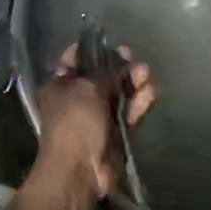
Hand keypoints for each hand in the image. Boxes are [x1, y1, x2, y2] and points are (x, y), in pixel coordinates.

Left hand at [34, 43, 155, 198]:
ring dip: (132, 82)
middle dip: (118, 65)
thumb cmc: (76, 121)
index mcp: (59, 86)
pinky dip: (139, 102)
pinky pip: (128, 112)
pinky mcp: (114, 133)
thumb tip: (122, 61)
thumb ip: (108, 72)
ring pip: (118, 93)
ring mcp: (96, 117)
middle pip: (100, 76)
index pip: (74, 61)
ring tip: (145, 72)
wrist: (81, 170)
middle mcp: (76, 99)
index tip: (107, 39)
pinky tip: (151, 91)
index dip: (90, 50)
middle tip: (132, 55)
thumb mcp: (89, 88)